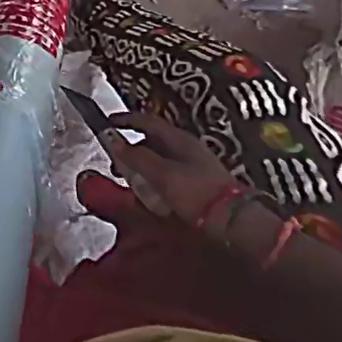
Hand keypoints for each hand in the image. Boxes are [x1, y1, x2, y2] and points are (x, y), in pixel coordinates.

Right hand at [96, 110, 243, 229]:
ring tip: (131, 180)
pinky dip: (153, 176)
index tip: (108, 122)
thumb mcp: (160, 173)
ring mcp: (194, 164)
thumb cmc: (196, 193)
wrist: (234, 222)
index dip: (125, 119)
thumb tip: (111, 139)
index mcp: (178, 138)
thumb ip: (134, 156)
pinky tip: (150, 191)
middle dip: (131, 148)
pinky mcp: (198, 181)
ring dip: (141, 164)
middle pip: (152, 139)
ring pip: (159, 156)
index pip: (146, 120)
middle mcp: (187, 147)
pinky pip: (167, 171)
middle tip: (116, 161)